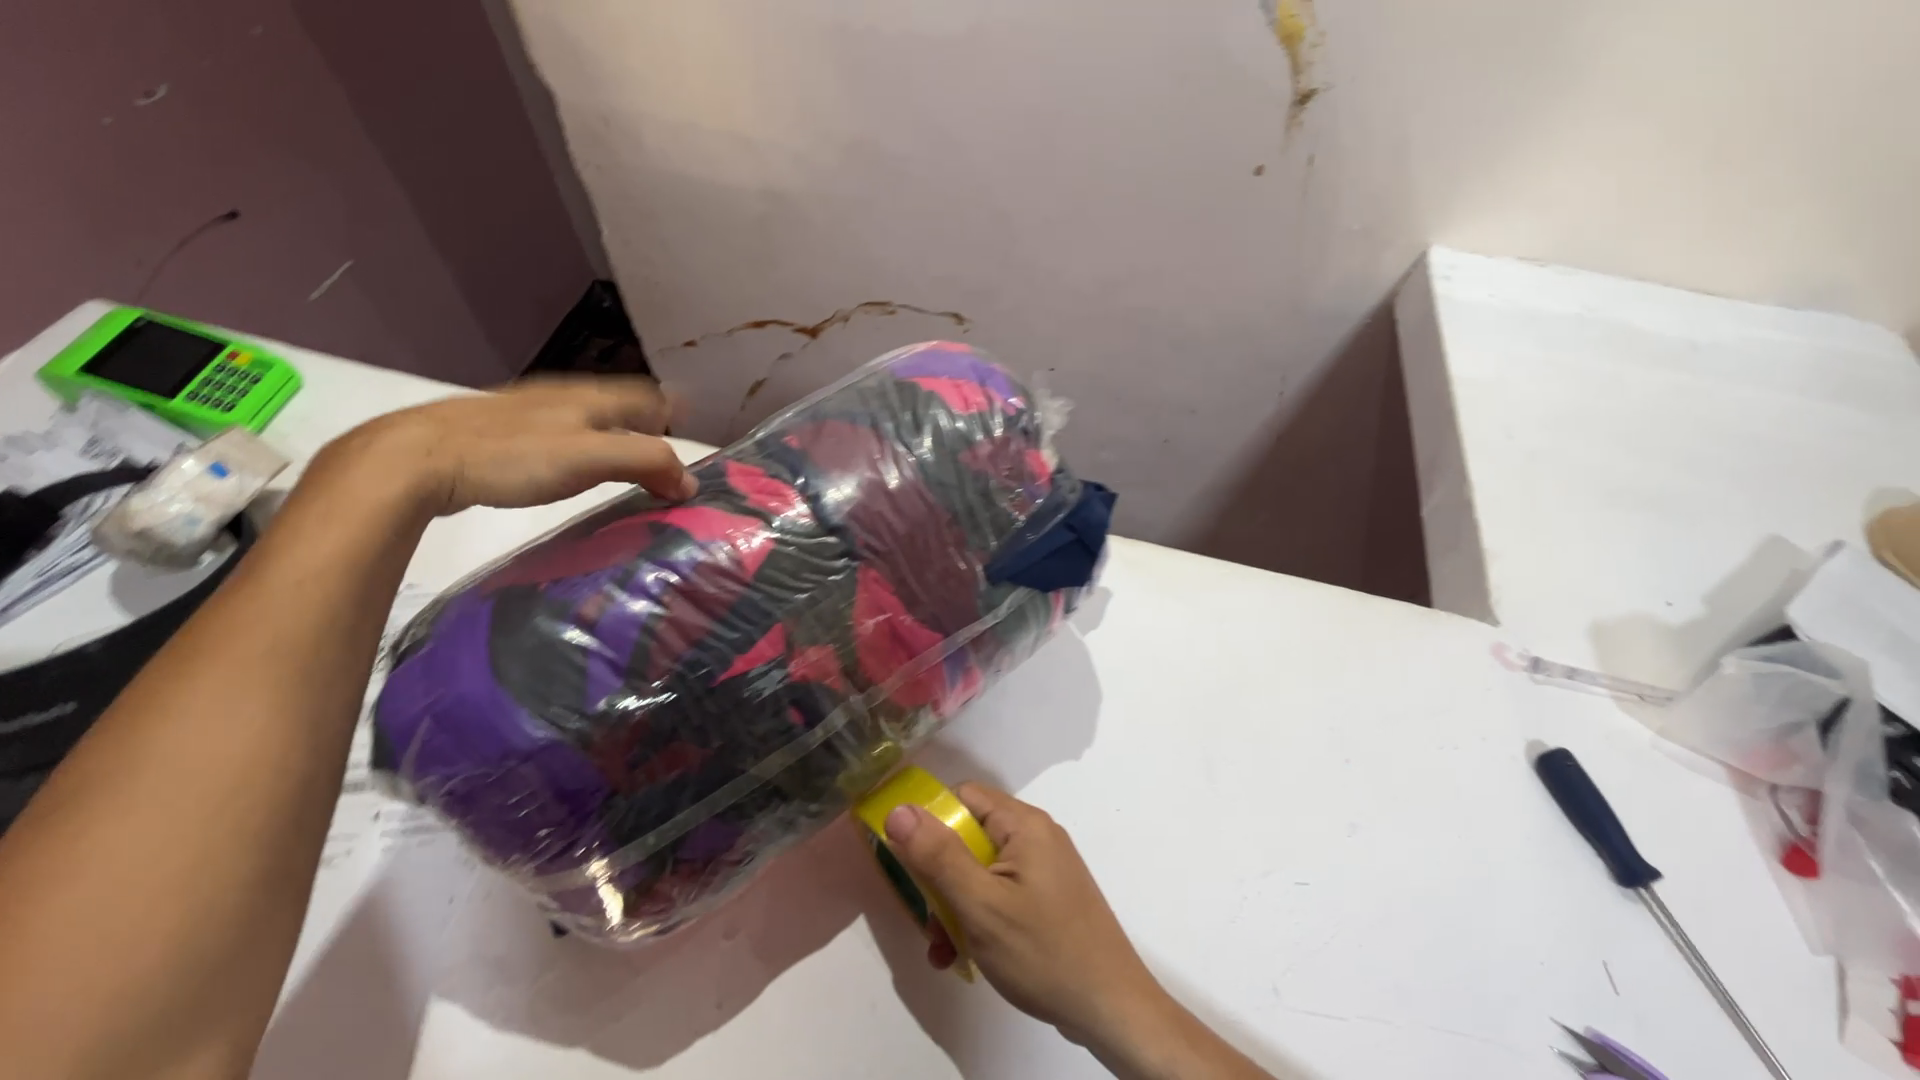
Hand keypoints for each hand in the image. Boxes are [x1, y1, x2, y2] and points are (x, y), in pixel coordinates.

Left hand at [311, 376, 695, 516]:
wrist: (419, 458)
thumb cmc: (512, 455)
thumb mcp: (589, 458)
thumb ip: (644, 463)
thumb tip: (690, 483)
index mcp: (586, 398)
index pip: (643, 396)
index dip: (669, 408)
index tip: (688, 419)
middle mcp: (560, 398)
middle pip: (614, 402)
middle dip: (643, 419)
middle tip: (661, 444)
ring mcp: (526, 414)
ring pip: (583, 416)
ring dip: (610, 432)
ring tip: (622, 455)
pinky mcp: (497, 435)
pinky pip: (554, 434)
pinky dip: (576, 446)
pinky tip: (564, 464)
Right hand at [882, 782, 1167, 1046]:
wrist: (1110, 1009)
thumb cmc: (1043, 952)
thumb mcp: (980, 905)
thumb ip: (937, 856)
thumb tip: (898, 809)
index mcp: (1024, 825)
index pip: (962, 797)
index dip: (929, 821)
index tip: (906, 859)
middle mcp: (1037, 837)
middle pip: (968, 836)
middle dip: (939, 877)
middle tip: (928, 918)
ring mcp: (1045, 870)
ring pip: (980, 870)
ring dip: (954, 905)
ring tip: (944, 949)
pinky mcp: (1048, 899)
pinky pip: (999, 894)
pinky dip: (977, 918)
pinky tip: (964, 956)